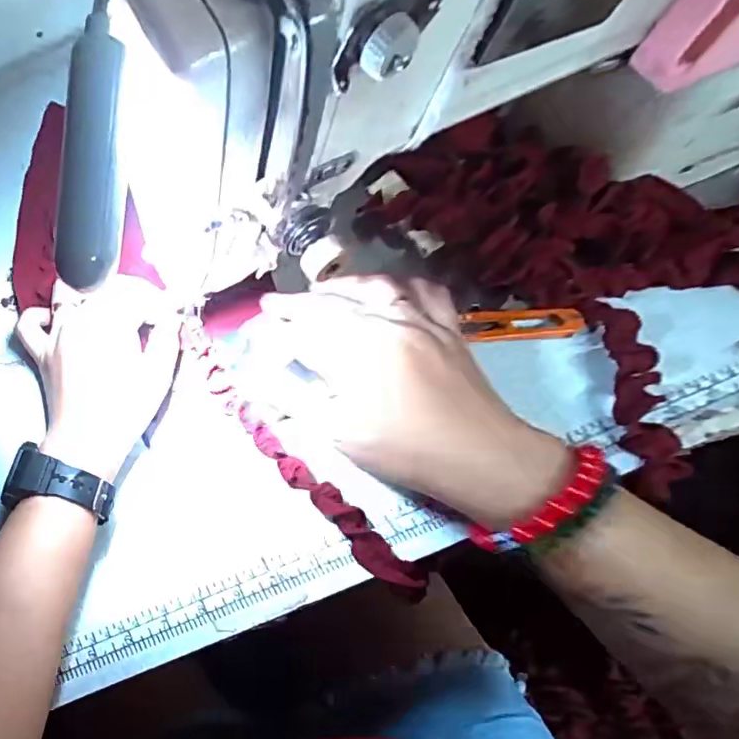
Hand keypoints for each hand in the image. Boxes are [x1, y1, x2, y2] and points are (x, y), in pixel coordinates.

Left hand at [16, 275, 179, 479]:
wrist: (88, 442)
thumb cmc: (124, 411)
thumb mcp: (158, 374)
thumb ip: (167, 339)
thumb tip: (170, 320)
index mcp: (110, 319)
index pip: (138, 296)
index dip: (159, 305)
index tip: (170, 318)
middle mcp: (79, 318)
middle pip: (105, 288)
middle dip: (131, 297)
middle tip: (149, 316)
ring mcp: (56, 334)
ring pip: (68, 294)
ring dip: (91, 296)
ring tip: (109, 312)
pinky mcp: (42, 352)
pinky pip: (30, 323)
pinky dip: (41, 315)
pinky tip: (57, 320)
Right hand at [247, 277, 570, 527]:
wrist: (479, 454)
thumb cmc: (403, 450)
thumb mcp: (341, 433)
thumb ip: (300, 400)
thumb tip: (267, 382)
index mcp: (356, 348)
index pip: (304, 328)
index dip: (278, 326)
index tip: (259, 323)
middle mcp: (387, 321)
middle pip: (334, 302)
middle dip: (300, 302)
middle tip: (278, 304)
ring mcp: (422, 319)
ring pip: (376, 286)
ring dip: (343, 285)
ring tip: (324, 290)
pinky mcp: (448, 327)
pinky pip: (423, 290)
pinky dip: (400, 284)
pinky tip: (391, 290)